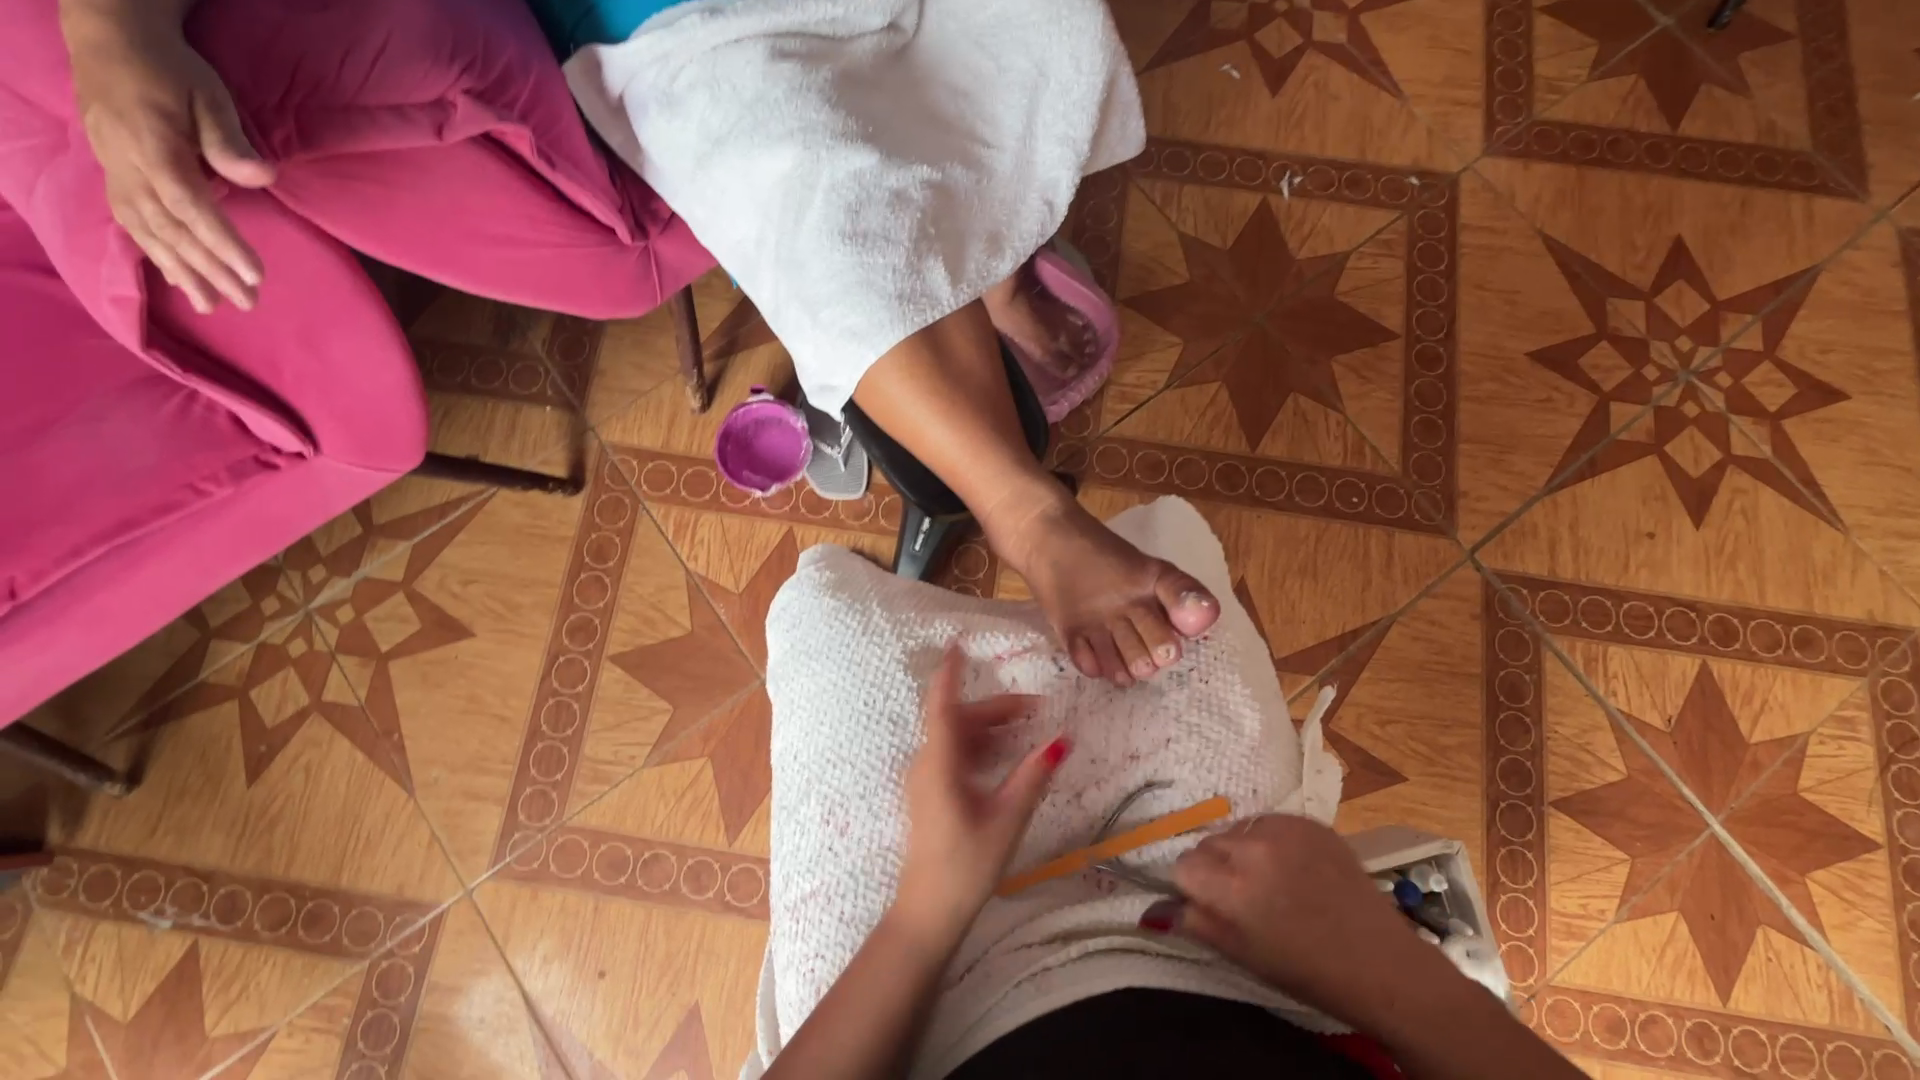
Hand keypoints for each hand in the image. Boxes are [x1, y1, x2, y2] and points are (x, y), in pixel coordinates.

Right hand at [62, 0, 274, 312]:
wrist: (109, 42)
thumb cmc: (169, 71)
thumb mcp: (207, 96)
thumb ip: (228, 140)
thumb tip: (261, 176)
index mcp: (151, 147)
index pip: (190, 207)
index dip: (222, 243)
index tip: (254, 274)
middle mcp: (126, 166)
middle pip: (171, 229)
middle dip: (209, 269)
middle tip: (247, 301)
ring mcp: (114, 171)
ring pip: (147, 232)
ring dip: (181, 271)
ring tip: (211, 305)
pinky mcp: (114, 175)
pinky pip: (132, 223)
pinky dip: (155, 253)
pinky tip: (176, 278)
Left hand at [893, 646, 1069, 940]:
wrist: (928, 910)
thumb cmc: (967, 864)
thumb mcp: (1007, 818)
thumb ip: (1033, 776)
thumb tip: (1062, 741)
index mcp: (940, 763)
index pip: (943, 704)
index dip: (951, 672)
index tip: (960, 644)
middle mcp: (926, 763)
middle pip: (958, 720)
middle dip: (995, 709)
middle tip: (1035, 707)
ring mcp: (925, 780)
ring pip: (956, 738)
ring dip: (988, 729)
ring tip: (1026, 729)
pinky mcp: (930, 795)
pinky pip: (953, 756)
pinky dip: (979, 748)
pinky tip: (1005, 758)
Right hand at [1143, 814, 1445, 1028]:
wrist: (1381, 963)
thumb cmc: (1307, 971)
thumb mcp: (1242, 954)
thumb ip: (1195, 923)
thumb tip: (1153, 909)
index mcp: (1233, 890)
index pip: (1182, 865)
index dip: (1192, 886)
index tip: (1211, 903)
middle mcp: (1253, 850)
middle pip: (1207, 844)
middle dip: (1215, 867)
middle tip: (1242, 896)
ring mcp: (1284, 831)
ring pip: (1235, 830)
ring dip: (1241, 850)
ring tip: (1269, 880)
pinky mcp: (1309, 822)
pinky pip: (1268, 822)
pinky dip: (1269, 840)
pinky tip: (1291, 868)